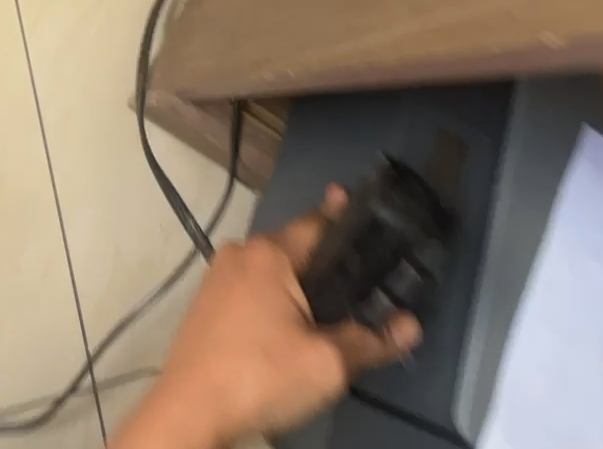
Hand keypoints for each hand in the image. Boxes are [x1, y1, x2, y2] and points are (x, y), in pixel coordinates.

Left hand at [112, 187, 421, 448]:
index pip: (313, 225)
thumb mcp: (327, 364)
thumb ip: (369, 341)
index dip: (337, 214)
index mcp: (268, 254)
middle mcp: (240, 252)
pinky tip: (290, 322)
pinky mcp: (207, 301)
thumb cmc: (261, 375)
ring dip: (297, 282)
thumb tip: (411, 325)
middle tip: (357, 272)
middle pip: (291, 248)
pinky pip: (251, 287)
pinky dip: (274, 297)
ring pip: (270, 270)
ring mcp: (217, 275)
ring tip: (330, 303)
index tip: (351, 195)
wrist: (191, 407)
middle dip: (321, 258)